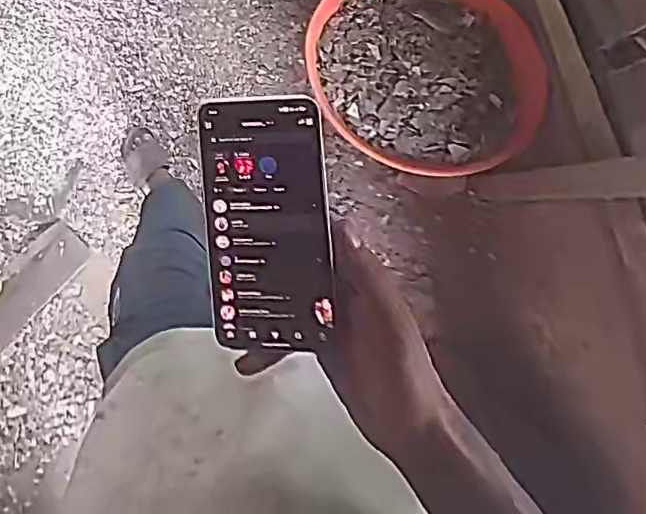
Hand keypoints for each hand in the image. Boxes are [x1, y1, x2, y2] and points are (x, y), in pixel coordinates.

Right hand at [232, 220, 449, 454]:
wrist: (410, 432)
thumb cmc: (409, 376)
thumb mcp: (389, 319)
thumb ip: (368, 274)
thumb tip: (345, 227)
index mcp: (362, 277)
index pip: (326, 238)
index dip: (301, 223)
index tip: (269, 214)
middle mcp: (343, 292)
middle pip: (300, 264)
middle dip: (270, 259)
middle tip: (239, 255)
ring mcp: (329, 317)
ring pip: (288, 295)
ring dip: (262, 299)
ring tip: (236, 303)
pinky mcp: (318, 342)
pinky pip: (285, 330)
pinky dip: (265, 339)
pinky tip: (250, 351)